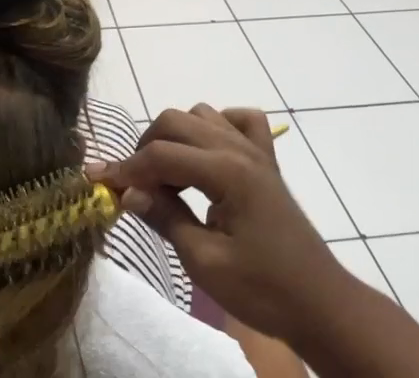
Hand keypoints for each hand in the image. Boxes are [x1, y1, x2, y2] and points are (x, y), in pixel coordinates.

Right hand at [89, 106, 354, 348]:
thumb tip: (127, 192)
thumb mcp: (204, 261)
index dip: (126, 169)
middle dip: (146, 147)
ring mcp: (257, 151)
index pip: (161, 155)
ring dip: (176, 137)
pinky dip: (216, 127)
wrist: (318, 304)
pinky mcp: (267, 161)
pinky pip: (239, 121)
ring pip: (202, 115)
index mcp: (226, 172)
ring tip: (167, 178)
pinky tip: (207, 156)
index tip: (100, 185)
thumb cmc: (262, 290)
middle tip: (134, 187)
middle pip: (176, 121)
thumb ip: (165, 217)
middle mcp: (240, 149)